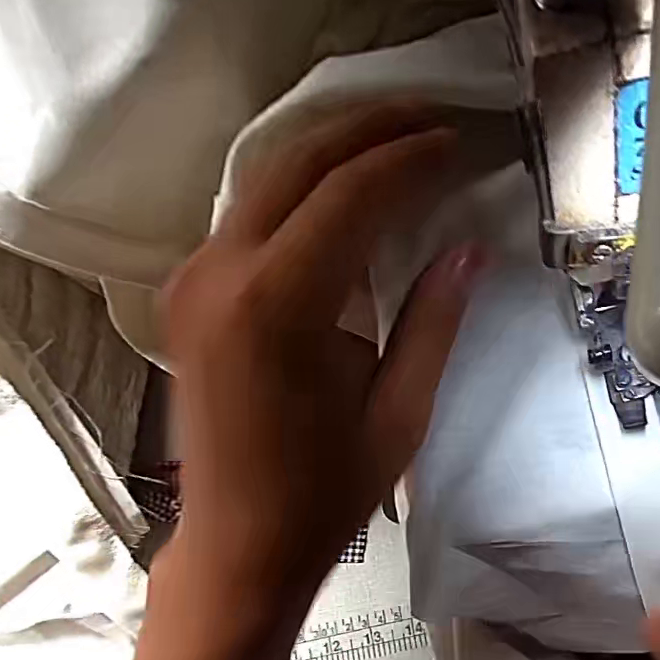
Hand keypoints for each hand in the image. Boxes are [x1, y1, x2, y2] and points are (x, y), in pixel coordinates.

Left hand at [157, 102, 485, 596]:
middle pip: (297, 161)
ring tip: (393, 141)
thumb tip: (469, 251)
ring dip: (331, 151)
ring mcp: (194, 280)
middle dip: (367, 129)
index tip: (455, 143)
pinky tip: (342, 194)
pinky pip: (249, 215)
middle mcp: (222, 275)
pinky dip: (300, 190)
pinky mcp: (190, 295)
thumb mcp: (400, 412)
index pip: (351, 197)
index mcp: (280, 306)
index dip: (409, 161)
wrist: (240, 542)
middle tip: (427, 117)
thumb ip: (433, 323)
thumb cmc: (327, 491)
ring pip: (264, 177)